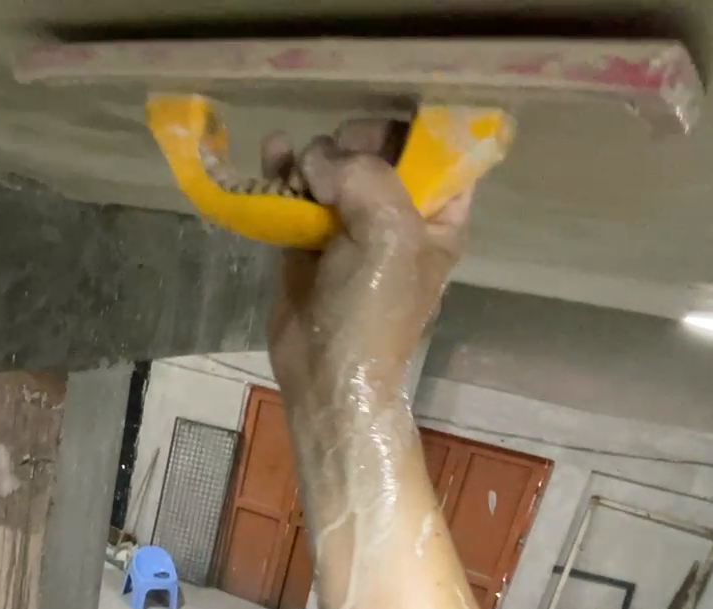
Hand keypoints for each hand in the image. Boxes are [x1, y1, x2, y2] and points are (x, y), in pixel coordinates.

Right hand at [262, 121, 473, 546]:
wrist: (326, 376)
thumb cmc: (372, 311)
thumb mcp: (389, 234)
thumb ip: (363, 175)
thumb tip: (317, 158)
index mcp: (437, 215)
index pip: (439, 149)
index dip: (414, 128)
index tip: (382, 134)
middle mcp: (396, 215)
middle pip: (379, 149)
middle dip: (354, 142)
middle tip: (338, 161)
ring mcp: (349, 228)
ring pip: (333, 167)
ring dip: (314, 155)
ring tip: (297, 163)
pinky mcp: (306, 243)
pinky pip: (296, 195)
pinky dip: (283, 172)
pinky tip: (272, 154)